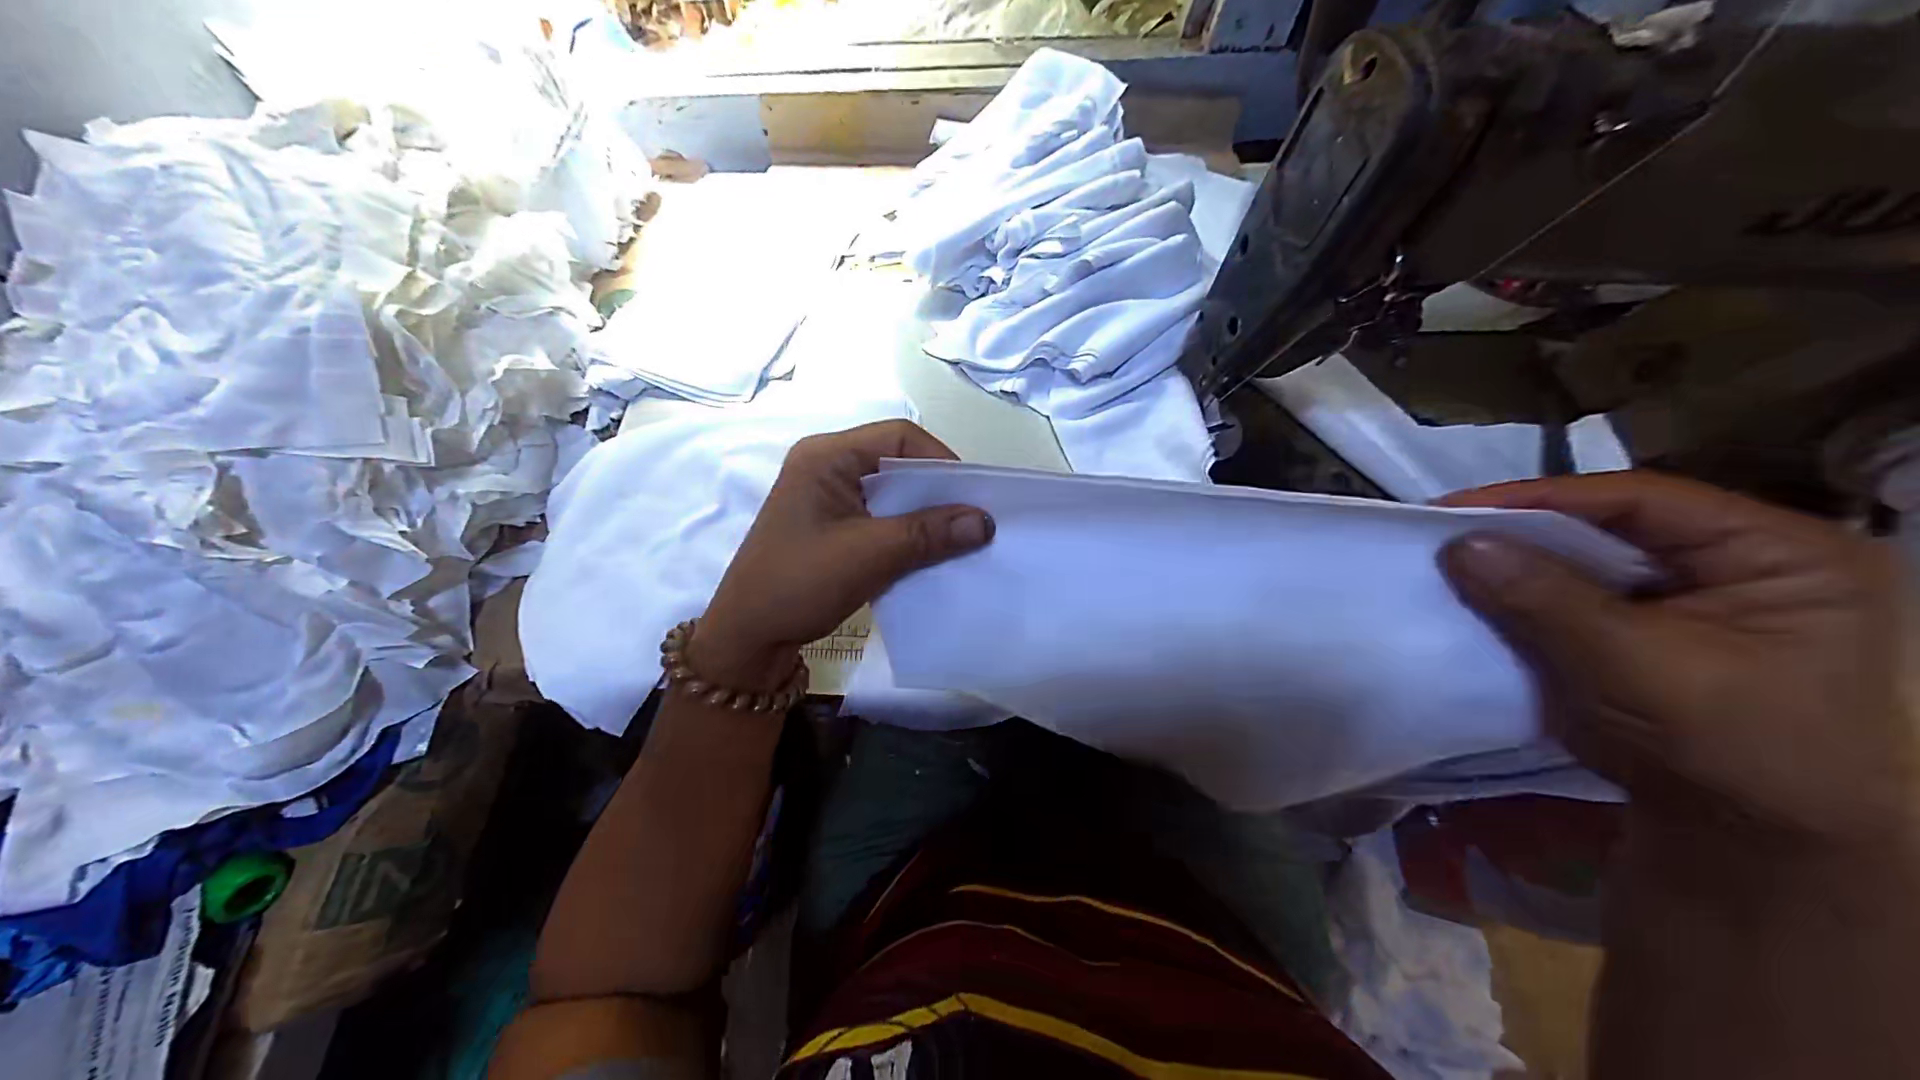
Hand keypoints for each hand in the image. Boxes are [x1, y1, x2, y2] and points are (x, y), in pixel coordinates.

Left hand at [691, 421, 993, 690]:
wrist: (747, 637)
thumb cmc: (800, 583)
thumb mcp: (871, 555)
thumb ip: (929, 533)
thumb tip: (986, 521)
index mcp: (825, 456)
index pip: (899, 437)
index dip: (940, 461)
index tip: (973, 497)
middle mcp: (824, 465)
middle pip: (895, 461)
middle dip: (935, 490)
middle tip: (972, 518)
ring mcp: (824, 496)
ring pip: (889, 492)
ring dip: (922, 513)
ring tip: (956, 538)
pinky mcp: (828, 525)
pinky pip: (877, 516)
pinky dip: (905, 530)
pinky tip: (927, 553)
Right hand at [1438, 471, 1917, 847]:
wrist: (1755, 849)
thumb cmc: (1730, 750)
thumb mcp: (1635, 666)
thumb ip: (1546, 599)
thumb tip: (1459, 544)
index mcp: (1778, 554)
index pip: (1640, 500)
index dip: (1541, 499)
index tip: (1454, 508)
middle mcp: (1741, 563)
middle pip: (1611, 527)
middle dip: (1524, 533)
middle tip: (1444, 534)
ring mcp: (1697, 600)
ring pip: (1589, 564)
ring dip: (1521, 568)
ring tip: (1453, 563)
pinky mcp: (1653, 634)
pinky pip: (1579, 601)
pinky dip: (1529, 601)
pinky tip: (1483, 599)